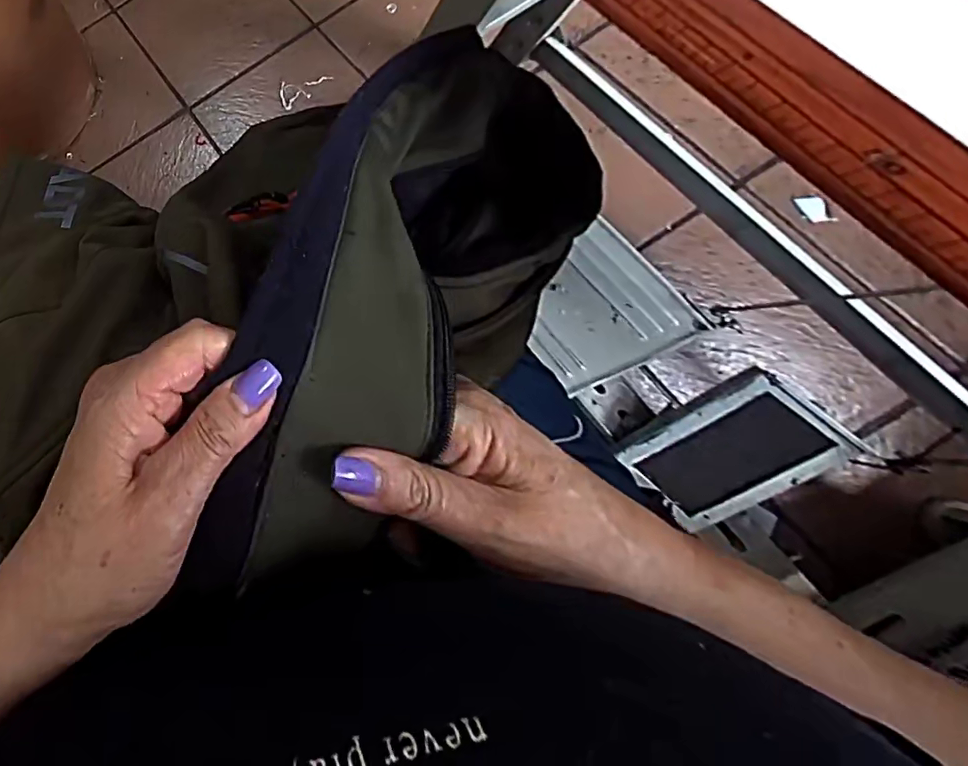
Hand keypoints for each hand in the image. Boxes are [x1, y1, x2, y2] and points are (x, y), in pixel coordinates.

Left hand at [0, 321, 279, 731]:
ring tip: (209, 465)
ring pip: (192, 377)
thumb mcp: (171, 502)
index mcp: (123, 394)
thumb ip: (217, 434)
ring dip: (215, 412)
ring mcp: (119, 400)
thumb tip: (262, 379)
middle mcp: (117, 384)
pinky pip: (178, 399)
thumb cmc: (102, 566)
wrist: (52, 601)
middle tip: (230, 451)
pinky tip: (194, 463)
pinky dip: (199, 424)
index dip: (240, 365)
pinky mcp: (125, 419)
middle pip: (196, 354)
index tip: (257, 410)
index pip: (200, 339)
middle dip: (229, 391)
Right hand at [329, 378, 688, 597]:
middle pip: (381, 434)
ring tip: (431, 531)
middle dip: (379, 483)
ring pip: (391, 459)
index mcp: (466, 409)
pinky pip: (410, 473)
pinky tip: (435, 528)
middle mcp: (459, 409)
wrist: (618, 559)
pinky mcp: (459, 456)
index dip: (358, 448)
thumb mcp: (488, 522)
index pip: (383, 410)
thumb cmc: (576, 534)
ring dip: (396, 502)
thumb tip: (349, 467)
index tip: (352, 488)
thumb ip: (416, 492)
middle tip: (410, 522)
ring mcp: (458, 432)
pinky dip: (410, 506)